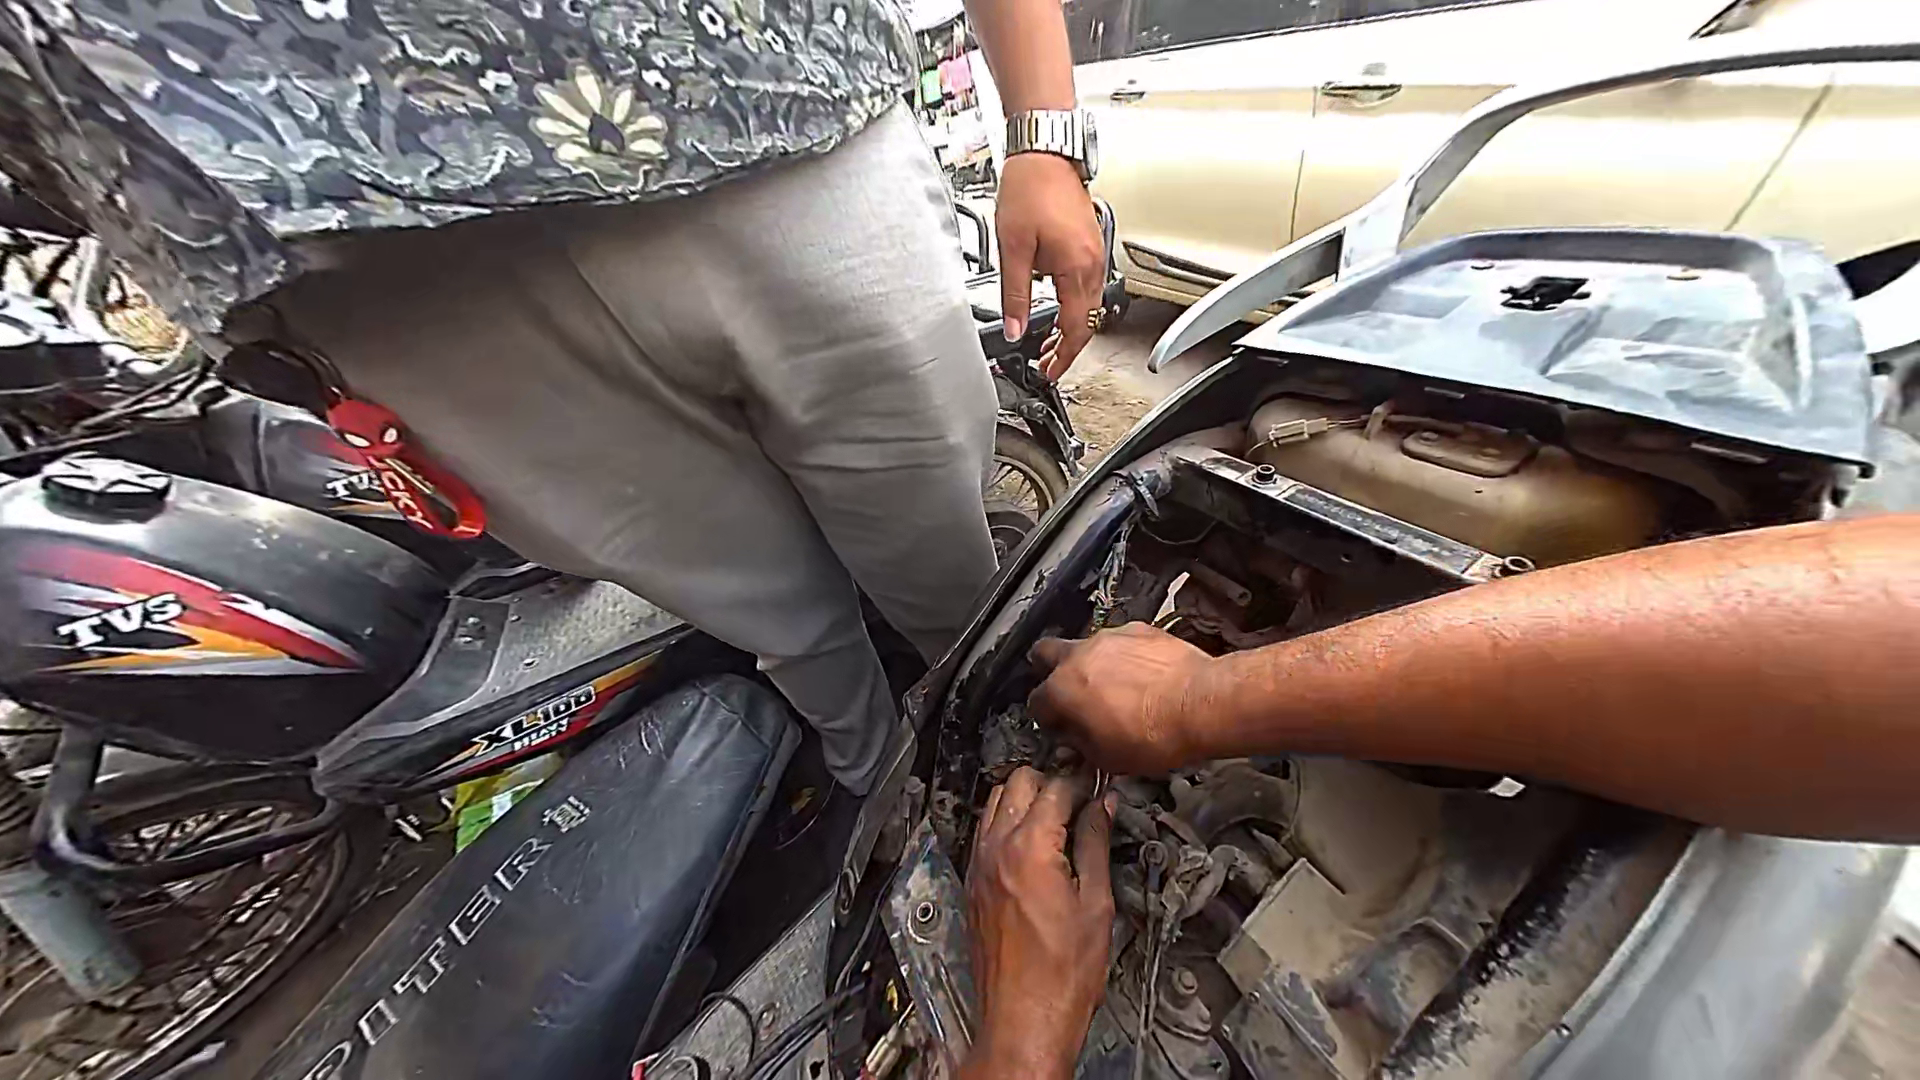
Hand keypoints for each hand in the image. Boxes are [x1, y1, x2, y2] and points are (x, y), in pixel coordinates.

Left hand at [964, 768, 1114, 1079]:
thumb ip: (1096, 843)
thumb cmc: (1060, 976)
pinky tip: (1029, 839)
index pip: (1054, 788)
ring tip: (1054, 815)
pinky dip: (1005, 819)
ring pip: (996, 799)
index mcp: (1029, 848)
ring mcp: (979, 862)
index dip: (1080, 782)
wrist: (1023, 1021)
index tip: (1095, 786)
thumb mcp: (1096, 904)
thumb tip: (1102, 806)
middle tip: (1077, 797)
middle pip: (1019, 781)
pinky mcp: (973, 879)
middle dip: (1050, 781)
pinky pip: (985, 828)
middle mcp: (996, 847)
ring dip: (1024, 796)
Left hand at [996, 152, 1105, 380]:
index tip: (1051, 371)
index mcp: (1077, 268)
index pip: (1076, 329)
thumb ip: (1015, 296)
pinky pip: (1087, 288)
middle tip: (1047, 362)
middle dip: (1068, 347)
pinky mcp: (1088, 245)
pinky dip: (1074, 308)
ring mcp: (1094, 253)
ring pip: (1089, 306)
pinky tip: (1057, 311)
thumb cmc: (1030, 188)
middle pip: (1087, 322)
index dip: (1064, 356)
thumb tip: (1016, 329)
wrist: (1044, 150)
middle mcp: (1092, 263)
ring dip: (1071, 329)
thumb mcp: (1013, 250)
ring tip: (1049, 344)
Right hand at [1028, 622, 1215, 773]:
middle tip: (1068, 691)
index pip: (1036, 701)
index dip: (1047, 717)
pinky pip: (1120, 641)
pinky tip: (1141, 677)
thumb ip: (1080, 745)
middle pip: (1044, 653)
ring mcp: (1108, 638)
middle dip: (1048, 670)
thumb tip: (1076, 741)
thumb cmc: (1158, 732)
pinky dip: (1124, 657)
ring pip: (1085, 646)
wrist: (1202, 704)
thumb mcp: (1107, 758)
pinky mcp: (1137, 630)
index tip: (1060, 725)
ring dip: (1092, 665)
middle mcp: (1079, 656)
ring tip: (1116, 689)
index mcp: (1063, 689)